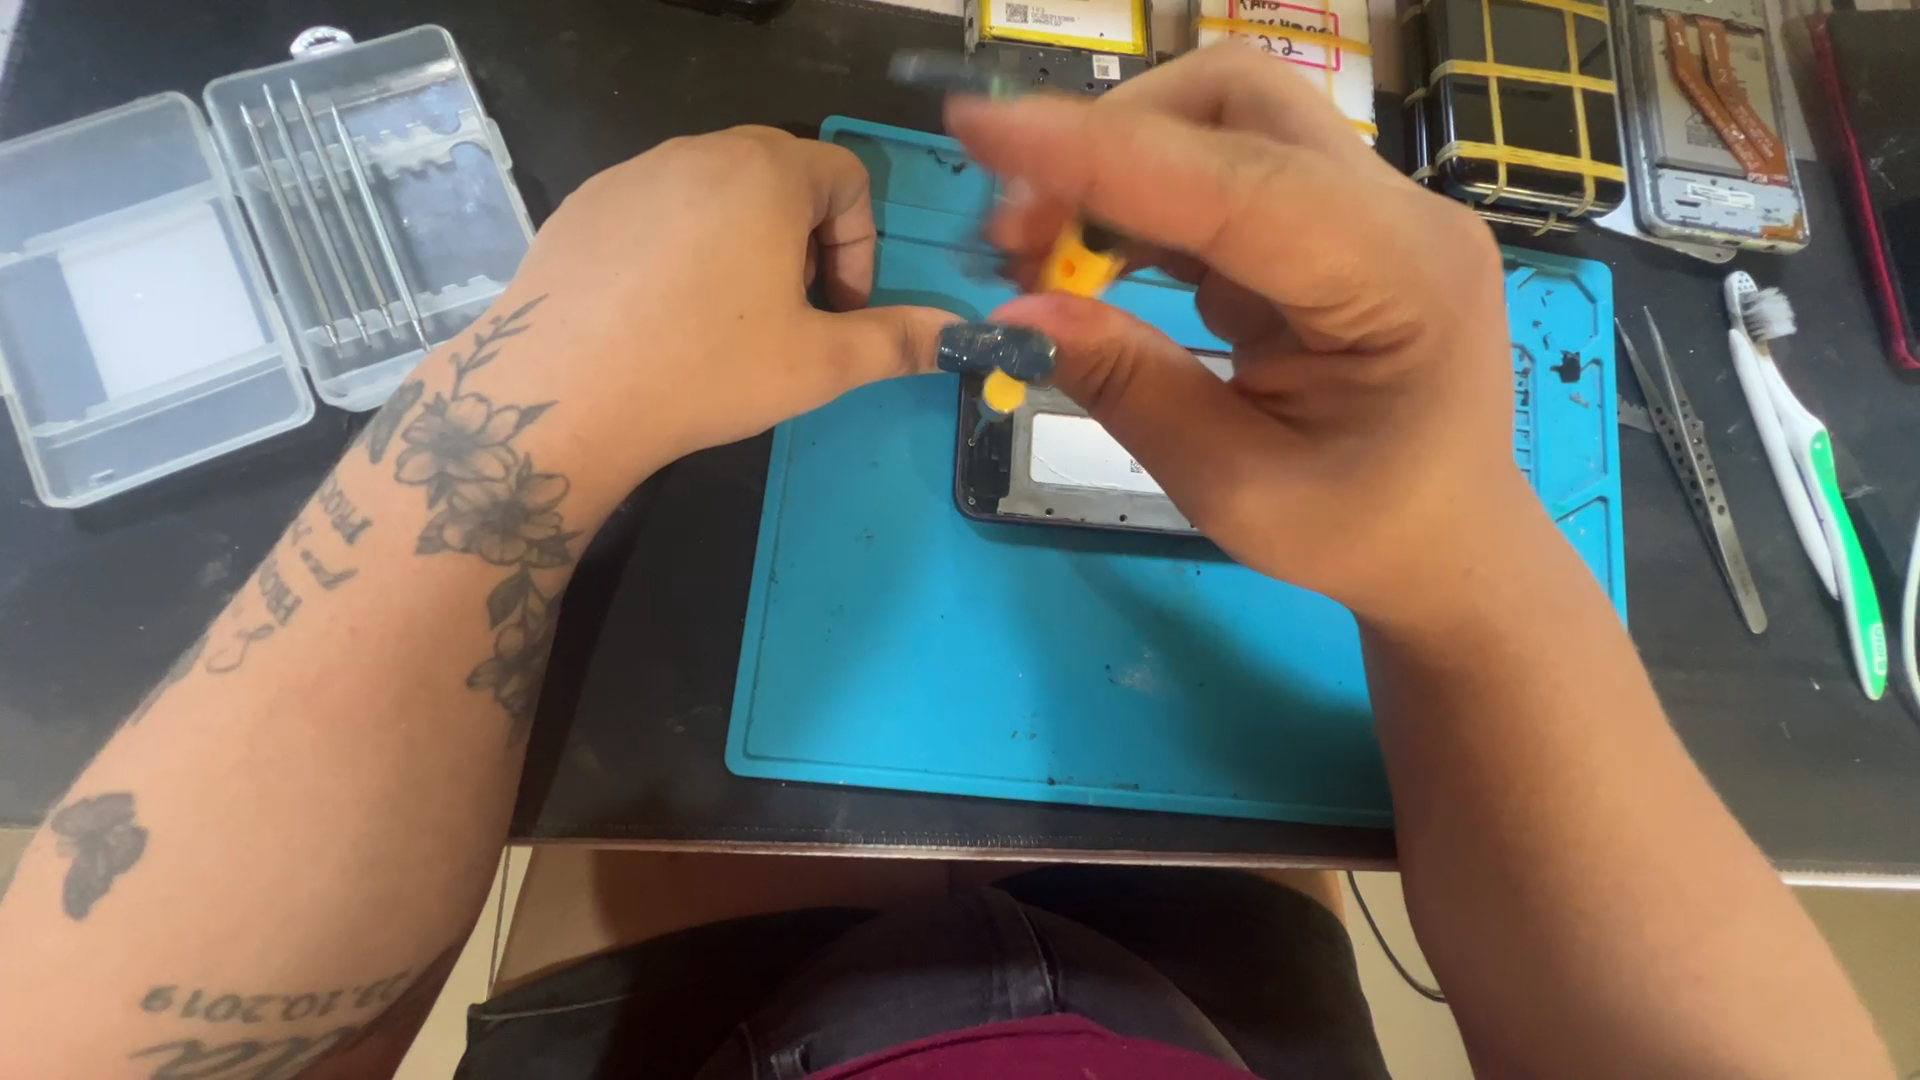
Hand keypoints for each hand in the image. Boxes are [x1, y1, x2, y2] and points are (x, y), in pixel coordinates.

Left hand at [494, 126, 958, 477]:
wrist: (566, 393)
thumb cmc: (711, 368)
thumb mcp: (823, 363)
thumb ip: (899, 342)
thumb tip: (958, 337)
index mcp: (768, 173)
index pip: (846, 177)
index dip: (860, 246)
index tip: (839, 310)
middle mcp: (700, 152)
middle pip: (785, 177)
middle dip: (809, 244)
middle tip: (793, 315)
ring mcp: (634, 172)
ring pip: (722, 192)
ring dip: (751, 246)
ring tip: (731, 320)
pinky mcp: (587, 204)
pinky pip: (664, 209)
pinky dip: (690, 249)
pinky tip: (668, 315)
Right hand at [947, 46, 1535, 626]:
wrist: (1440, 543)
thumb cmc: (1353, 531)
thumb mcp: (1228, 482)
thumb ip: (1128, 388)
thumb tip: (1017, 316)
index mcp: (1398, 279)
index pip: (1232, 184)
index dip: (1099, 155)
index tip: (982, 130)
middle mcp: (1390, 214)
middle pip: (1232, 109)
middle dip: (1104, 149)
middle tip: (1012, 238)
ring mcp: (1358, 213)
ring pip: (1217, 133)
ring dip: (1110, 177)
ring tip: (1033, 254)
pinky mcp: (1320, 233)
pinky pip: (1213, 186)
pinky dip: (1135, 212)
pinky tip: (1087, 263)